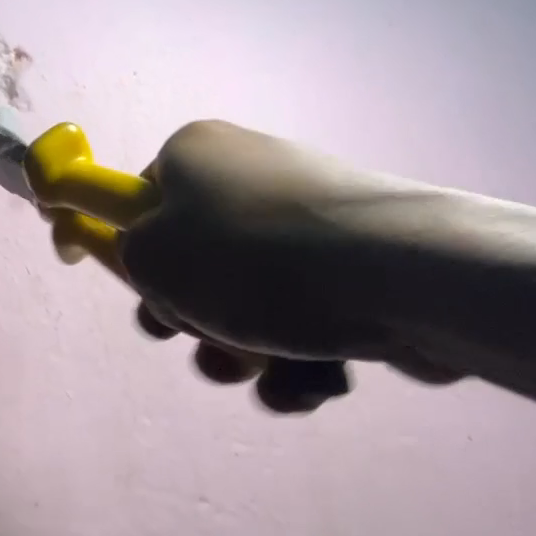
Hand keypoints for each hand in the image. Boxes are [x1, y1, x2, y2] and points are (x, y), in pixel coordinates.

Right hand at [122, 120, 463, 412]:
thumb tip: (163, 263)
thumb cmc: (254, 258)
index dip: (137, 252)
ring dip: (244, 347)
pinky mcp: (357, 261)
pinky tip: (311, 382)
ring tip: (264, 375)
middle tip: (202, 343)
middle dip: (194, 314)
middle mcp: (248, 171)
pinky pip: (305, 310)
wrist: (405, 276)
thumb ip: (130, 257)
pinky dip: (298, 353)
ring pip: (249, 294)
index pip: (142, 200)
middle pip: (196, 256)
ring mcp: (307, 217)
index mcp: (193, 152)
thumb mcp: (152, 260)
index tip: (151, 297)